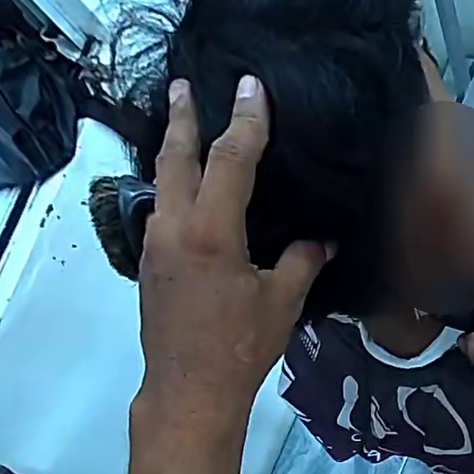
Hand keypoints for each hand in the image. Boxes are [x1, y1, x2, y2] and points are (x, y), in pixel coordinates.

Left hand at [136, 75, 326, 422]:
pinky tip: (184, 195)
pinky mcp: (149, 266)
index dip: (246, 121)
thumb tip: (323, 242)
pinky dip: (172, 189)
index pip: (231, 161)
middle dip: (182, 118)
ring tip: (181, 131)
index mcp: (211, 232)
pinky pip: (160, 212)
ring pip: (161, 184)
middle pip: (176, 158)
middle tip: (183, 86)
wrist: (190, 388)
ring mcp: (154, 246)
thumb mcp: (282, 302)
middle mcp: (174, 228)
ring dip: (172, 152)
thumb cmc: (240, 346)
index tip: (252, 87)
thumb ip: (303, 263)